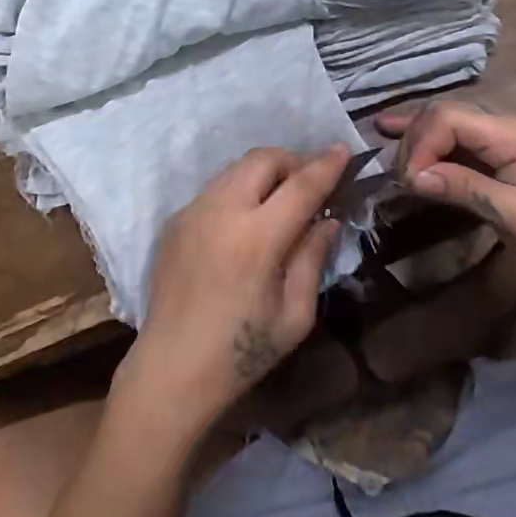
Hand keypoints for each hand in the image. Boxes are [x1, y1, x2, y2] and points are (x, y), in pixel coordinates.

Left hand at [114, 145, 348, 440]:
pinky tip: (246, 221)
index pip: (300, 185)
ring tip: (281, 198)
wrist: (172, 366)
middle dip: (291, 161)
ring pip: (234, 169)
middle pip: (261, 159)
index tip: (343, 150)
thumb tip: (327, 220)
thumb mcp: (295, 314)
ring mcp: (192, 211)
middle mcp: (220, 211)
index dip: (326, 166)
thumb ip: (312, 258)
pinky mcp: (175, 220)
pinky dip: (238, 191)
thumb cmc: (242, 351)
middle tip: (310, 182)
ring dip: (263, 173)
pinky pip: (214, 189)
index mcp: (256, 238)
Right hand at [375, 101, 515, 283]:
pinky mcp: (492, 146)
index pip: (450, 118)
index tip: (408, 180)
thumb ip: (468, 190)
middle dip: (413, 139)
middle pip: (443, 111)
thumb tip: (414, 176)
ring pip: (442, 117)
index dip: (420, 143)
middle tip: (401, 177)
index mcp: (515, 135)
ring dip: (413, 133)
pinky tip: (394, 131)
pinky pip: (450, 131)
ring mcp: (499, 132)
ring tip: (383, 146)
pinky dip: (422, 135)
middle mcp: (504, 123)